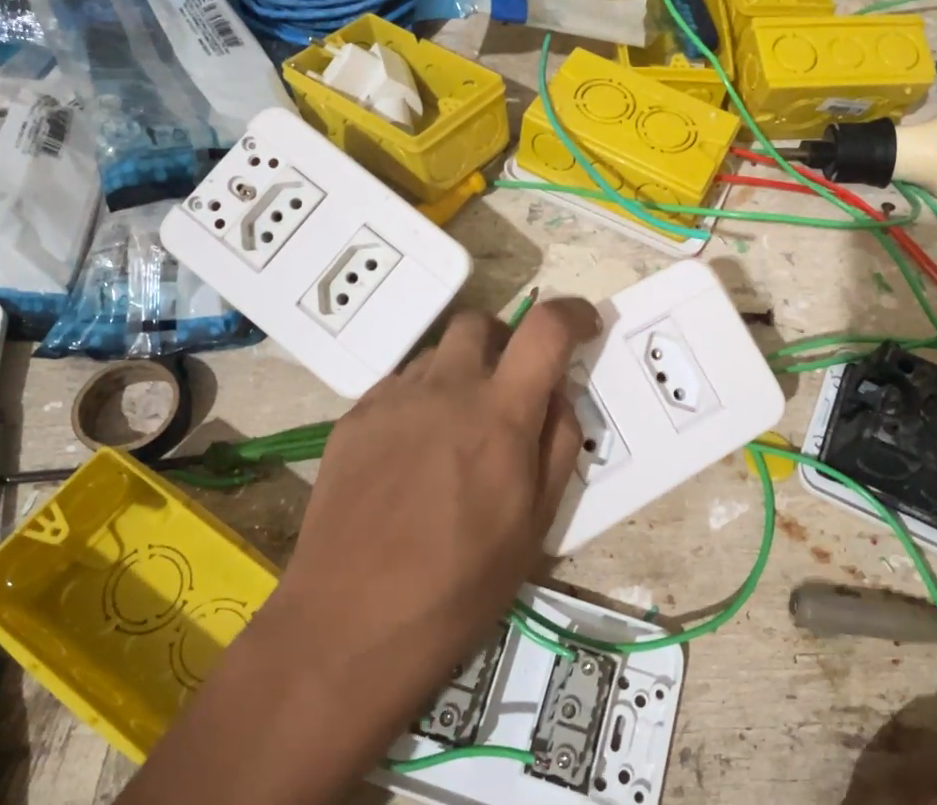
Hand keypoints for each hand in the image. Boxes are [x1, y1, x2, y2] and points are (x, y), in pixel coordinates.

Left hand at [273, 296, 602, 702]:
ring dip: (460, 375)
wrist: (352, 622)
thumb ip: (558, 445)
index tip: (584, 326)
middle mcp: (445, 389)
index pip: (546, 329)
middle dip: (505, 343)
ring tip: (458, 433)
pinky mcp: (352, 420)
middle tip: (510, 390)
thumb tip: (558, 395)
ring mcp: (391, 400)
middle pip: (479, 324)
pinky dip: (420, 401)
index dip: (574, 314)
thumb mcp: (535, 525)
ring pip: (435, 356)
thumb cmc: (461, 586)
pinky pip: (397, 386)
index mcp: (500, 414)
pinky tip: (413, 456)